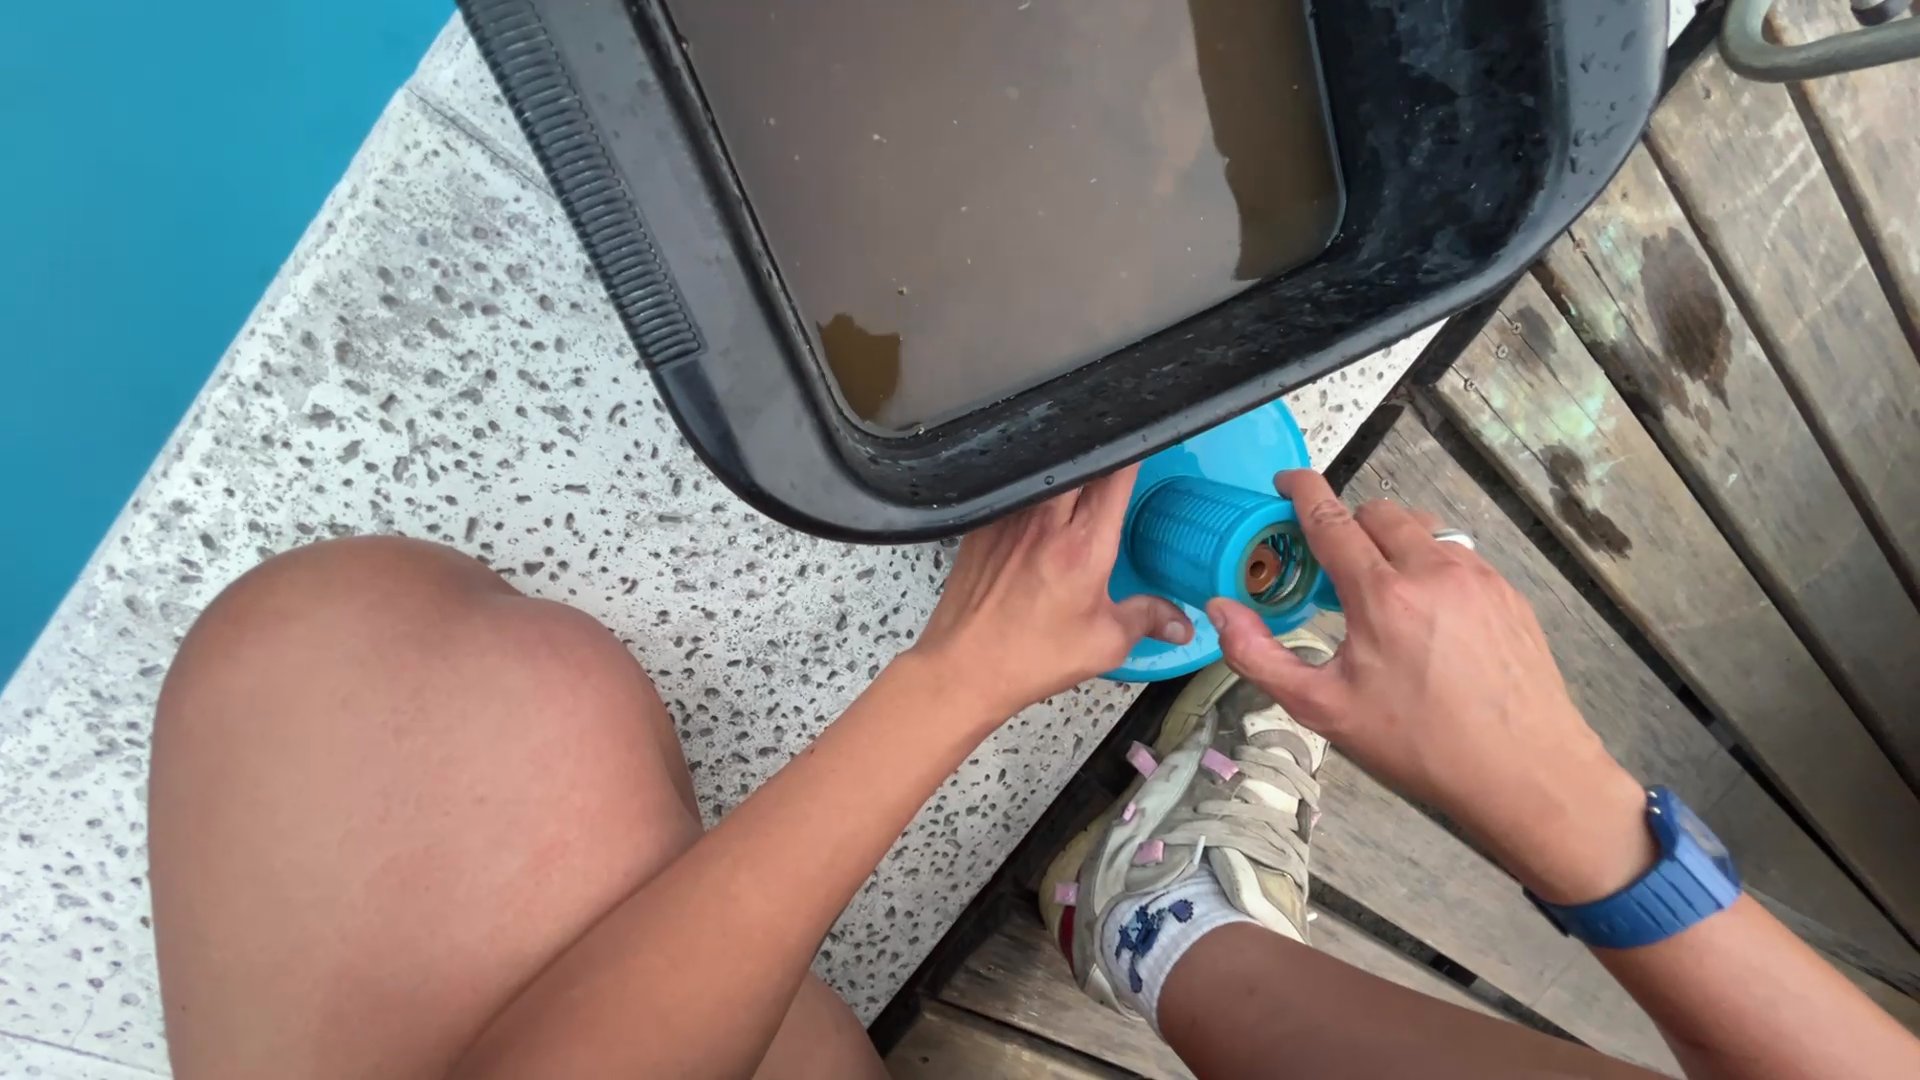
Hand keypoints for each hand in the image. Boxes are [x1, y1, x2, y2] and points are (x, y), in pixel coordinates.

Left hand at [911, 465, 1192, 721]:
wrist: (964, 667)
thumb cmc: (1033, 657)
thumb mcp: (1103, 643)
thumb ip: (1147, 620)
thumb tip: (1183, 623)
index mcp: (1083, 545)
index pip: (1115, 476)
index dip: (1130, 452)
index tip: (1139, 444)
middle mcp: (1045, 521)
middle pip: (1077, 462)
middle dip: (1097, 453)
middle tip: (1110, 455)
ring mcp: (1009, 519)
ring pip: (1043, 471)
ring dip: (1063, 467)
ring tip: (1076, 473)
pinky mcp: (981, 527)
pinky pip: (1012, 492)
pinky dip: (1030, 488)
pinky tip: (1036, 501)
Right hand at [1207, 470, 1653, 903]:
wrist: (1530, 778)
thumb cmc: (1417, 744)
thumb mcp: (1320, 708)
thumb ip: (1256, 654)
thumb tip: (1219, 609)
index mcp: (1382, 594)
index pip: (1331, 519)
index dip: (1303, 490)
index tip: (1286, 480)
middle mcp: (1433, 571)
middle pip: (1378, 512)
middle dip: (1346, 523)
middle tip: (1328, 564)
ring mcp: (1479, 579)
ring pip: (1421, 527)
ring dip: (1387, 540)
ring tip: (1376, 588)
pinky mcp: (1508, 595)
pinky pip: (1455, 554)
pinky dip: (1426, 562)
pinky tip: (1423, 611)